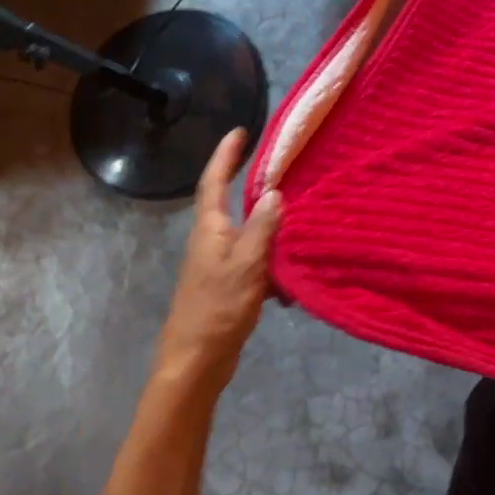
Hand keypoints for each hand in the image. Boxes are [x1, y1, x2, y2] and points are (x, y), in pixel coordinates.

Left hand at [155, 128, 283, 392]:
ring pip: (249, 235)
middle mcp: (210, 242)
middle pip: (231, 205)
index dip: (225, 156)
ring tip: (299, 223)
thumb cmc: (218, 308)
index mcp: (210, 230)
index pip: (214, 182)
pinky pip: (256, 262)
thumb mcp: (247, 263)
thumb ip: (263, 226)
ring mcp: (217, 265)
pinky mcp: (228, 287)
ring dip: (271, 230)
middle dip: (253, 188)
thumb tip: (275, 192)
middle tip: (281, 169)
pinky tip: (292, 281)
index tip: (239, 131)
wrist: (195, 363)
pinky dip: (274, 265)